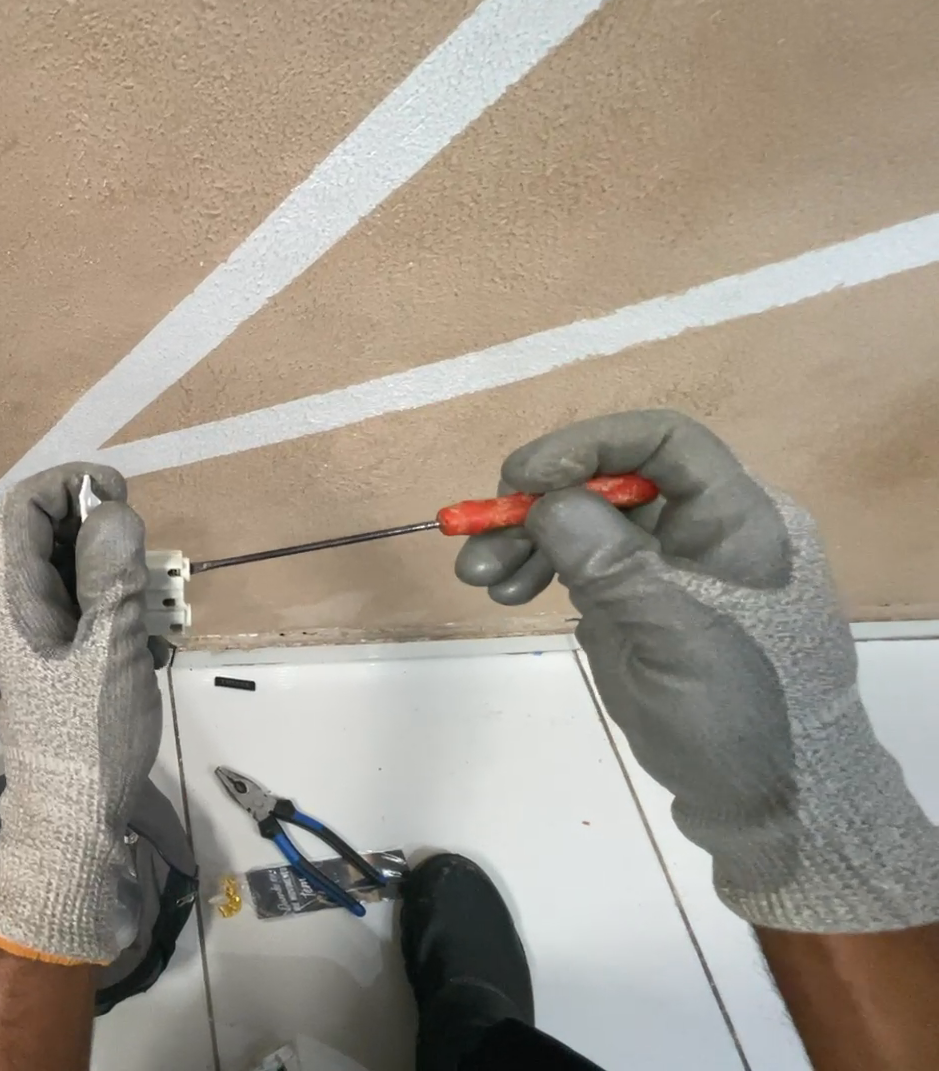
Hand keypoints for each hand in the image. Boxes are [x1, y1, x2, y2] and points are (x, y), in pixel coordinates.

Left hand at [0, 462, 161, 964]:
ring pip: (63, 567)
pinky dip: (108, 599)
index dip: (68, 485)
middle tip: (141, 555)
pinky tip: (140, 631)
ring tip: (145, 598)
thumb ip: (112, 572)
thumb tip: (111, 507)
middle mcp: (10, 605)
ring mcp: (28, 632)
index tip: (119, 494)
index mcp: (11, 596)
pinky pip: (75, 603)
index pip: (23, 507)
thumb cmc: (90, 734)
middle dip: (93, 525)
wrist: (73, 815)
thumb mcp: (111, 647)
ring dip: (107, 564)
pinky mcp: (48, 655)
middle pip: (42, 533)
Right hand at [456, 409, 938, 932]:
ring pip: (569, 517)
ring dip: (515, 538)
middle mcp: (691, 527)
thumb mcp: (679, 638)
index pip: (662, 444)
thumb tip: (546, 501)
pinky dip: (523, 565)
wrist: (755, 789)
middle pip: (598, 478)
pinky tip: (503, 594)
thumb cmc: (741, 712)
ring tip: (478, 579)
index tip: (523, 480)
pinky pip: (560, 554)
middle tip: (480, 540)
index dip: (588, 446)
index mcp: (735, 522)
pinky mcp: (618, 589)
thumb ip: (617, 566)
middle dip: (531, 504)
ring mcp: (651, 559)